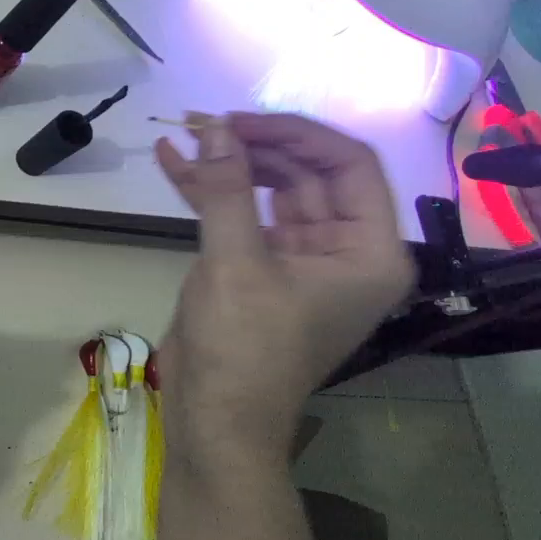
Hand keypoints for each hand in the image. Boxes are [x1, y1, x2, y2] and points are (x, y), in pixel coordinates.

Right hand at [156, 113, 415, 465]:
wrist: (214, 417)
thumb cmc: (244, 346)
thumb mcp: (235, 264)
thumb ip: (226, 190)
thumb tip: (213, 128)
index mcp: (368, 251)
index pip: (347, 165)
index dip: (293, 134)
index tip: (235, 121)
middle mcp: (342, 250)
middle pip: (307, 173)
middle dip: (254, 145)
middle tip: (202, 123)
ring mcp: (299, 260)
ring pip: (269, 191)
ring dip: (227, 163)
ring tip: (182, 134)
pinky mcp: (258, 269)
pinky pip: (240, 216)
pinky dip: (208, 192)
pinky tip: (172, 164)